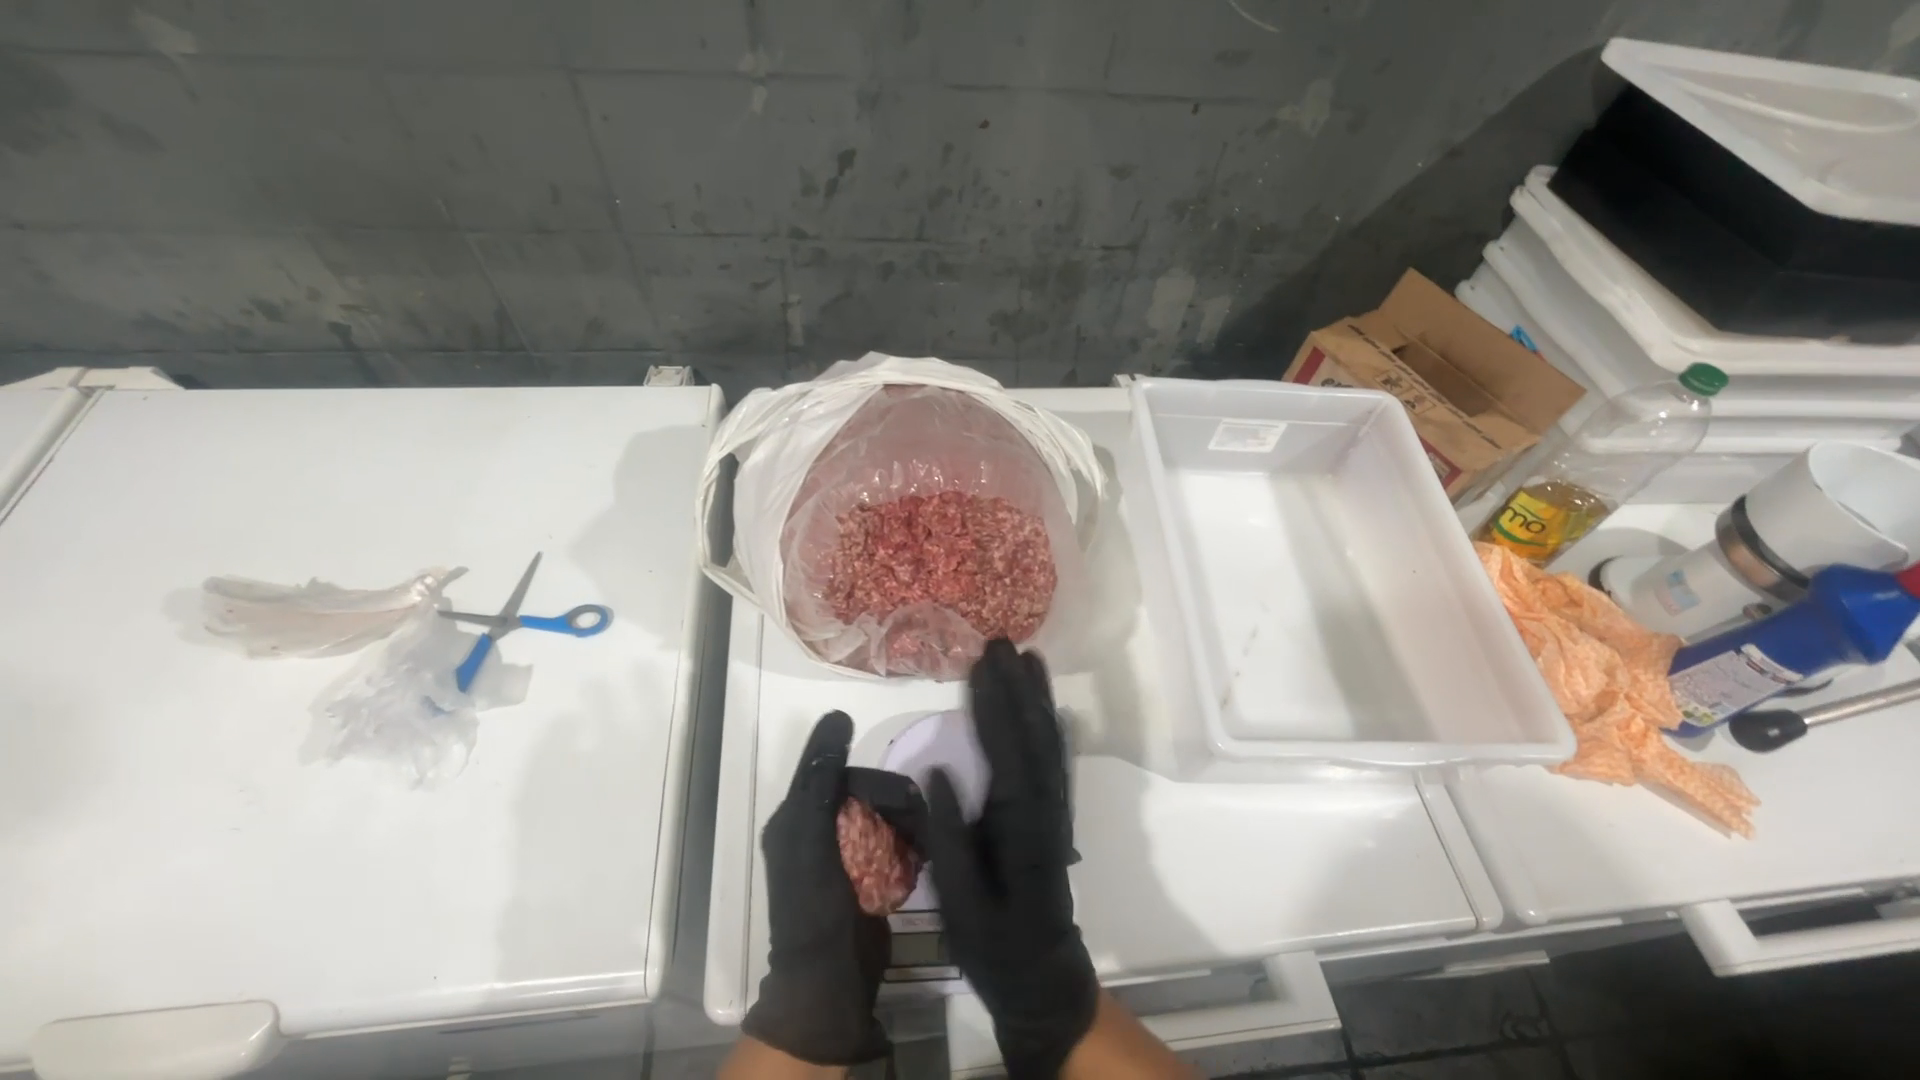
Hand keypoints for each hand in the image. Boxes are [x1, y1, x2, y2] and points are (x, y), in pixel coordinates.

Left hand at [742, 711, 901, 1066]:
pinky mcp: (866, 875)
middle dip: (889, 794)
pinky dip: (909, 840)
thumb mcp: (811, 839)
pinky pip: (892, 841)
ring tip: (924, 830)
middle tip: (916, 805)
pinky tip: (924, 847)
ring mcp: (842, 855)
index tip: (870, 739)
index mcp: (793, 821)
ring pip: (879, 813)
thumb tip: (836, 721)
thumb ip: (819, 783)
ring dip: (905, 817)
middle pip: (858, 791)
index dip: (843, 752)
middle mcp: (814, 832)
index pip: (823, 771)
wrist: (830, 981)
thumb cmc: (815, 908)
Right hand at [925, 640, 1099, 1078]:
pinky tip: (1050, 710)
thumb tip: (934, 773)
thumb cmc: (994, 945)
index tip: (981, 660)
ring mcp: (1052, 810)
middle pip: (1032, 734)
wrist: (1042, 978)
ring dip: (1038, 699)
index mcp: (1018, 822)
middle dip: (1017, 686)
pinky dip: (1050, 728)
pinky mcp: (1052, 817)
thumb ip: (948, 836)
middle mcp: (1042, 807)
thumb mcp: (960, 901)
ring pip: (1048, 743)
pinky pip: (1052, 761)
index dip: (993, 702)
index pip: (1005, 748)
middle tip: (1003, 641)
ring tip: (1029, 659)